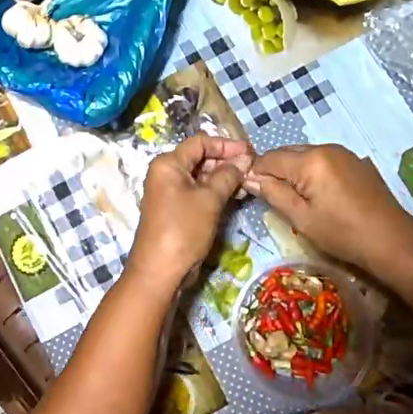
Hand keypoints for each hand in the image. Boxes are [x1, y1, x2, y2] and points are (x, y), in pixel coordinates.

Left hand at [128, 134, 252, 290]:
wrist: (160, 270)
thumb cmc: (183, 228)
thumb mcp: (209, 199)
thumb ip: (228, 176)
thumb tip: (244, 159)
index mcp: (168, 163)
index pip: (199, 143)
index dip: (225, 145)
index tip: (249, 151)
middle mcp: (165, 173)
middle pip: (199, 158)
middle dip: (225, 161)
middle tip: (252, 168)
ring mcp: (169, 192)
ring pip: (199, 176)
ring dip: (223, 177)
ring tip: (248, 182)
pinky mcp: (175, 209)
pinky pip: (197, 192)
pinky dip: (215, 191)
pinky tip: (235, 195)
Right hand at [242, 144, 412, 270]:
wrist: (393, 241)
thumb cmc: (343, 233)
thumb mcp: (301, 218)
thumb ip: (273, 193)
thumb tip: (249, 178)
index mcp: (310, 160)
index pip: (269, 158)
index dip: (256, 173)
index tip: (251, 193)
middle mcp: (325, 148)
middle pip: (287, 153)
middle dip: (275, 171)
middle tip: (273, 198)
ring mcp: (343, 153)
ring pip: (305, 156)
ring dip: (294, 172)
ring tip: (296, 199)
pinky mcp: (355, 162)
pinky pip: (323, 161)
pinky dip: (313, 172)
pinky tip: (319, 195)